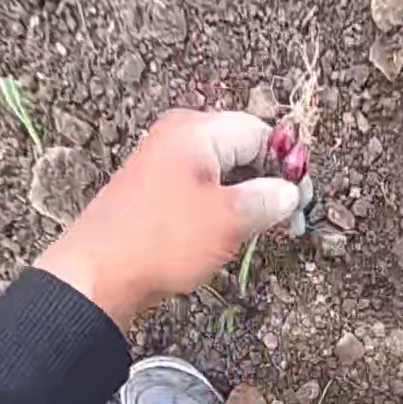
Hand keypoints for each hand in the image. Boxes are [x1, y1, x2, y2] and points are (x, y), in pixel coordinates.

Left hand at [36, 111, 300, 328]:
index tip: (300, 199)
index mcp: (196, 131)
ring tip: (258, 230)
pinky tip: (228, 234)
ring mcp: (167, 164)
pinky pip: (205, 190)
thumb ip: (267, 200)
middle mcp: (179, 137)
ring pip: (225, 173)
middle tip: (286, 219)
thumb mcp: (228, 219)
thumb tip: (291, 192)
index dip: (286, 163)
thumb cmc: (165, 239)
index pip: (259, 132)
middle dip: (269, 181)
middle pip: (243, 149)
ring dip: (248, 198)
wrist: (101, 272)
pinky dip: (224, 207)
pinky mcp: (160, 191)